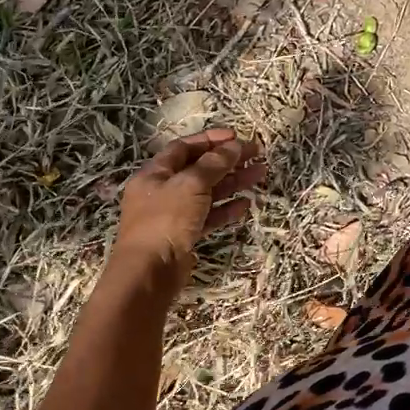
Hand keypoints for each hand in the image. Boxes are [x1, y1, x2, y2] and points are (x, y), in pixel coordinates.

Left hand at [112, 128, 264, 291]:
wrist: (149, 272)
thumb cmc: (166, 220)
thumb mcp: (191, 184)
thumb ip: (215, 163)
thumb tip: (235, 145)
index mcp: (155, 175)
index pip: (184, 148)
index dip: (210, 139)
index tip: (237, 137)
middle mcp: (163, 191)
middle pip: (200, 168)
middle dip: (229, 160)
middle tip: (256, 154)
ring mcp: (174, 214)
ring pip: (209, 191)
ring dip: (234, 182)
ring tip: (260, 174)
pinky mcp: (184, 233)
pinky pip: (209, 215)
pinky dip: (227, 208)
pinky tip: (245, 205)